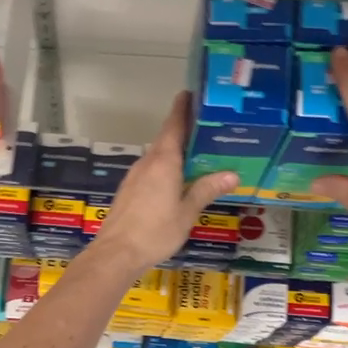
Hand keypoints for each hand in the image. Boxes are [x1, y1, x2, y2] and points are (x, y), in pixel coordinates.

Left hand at [91, 92, 237, 272]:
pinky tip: (176, 182)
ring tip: (198, 157)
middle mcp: (147, 163)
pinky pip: (150, 173)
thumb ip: (206, 190)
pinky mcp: (128, 192)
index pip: (174, 125)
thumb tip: (232, 174)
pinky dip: (165, 171)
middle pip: (167, 140)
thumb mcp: (186, 212)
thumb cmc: (155, 232)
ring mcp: (134, 178)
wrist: (116, 253)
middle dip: (185, 133)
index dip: (183, 108)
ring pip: (158, 158)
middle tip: (208, 130)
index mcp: (164, 161)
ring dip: (175, 154)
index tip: (191, 93)